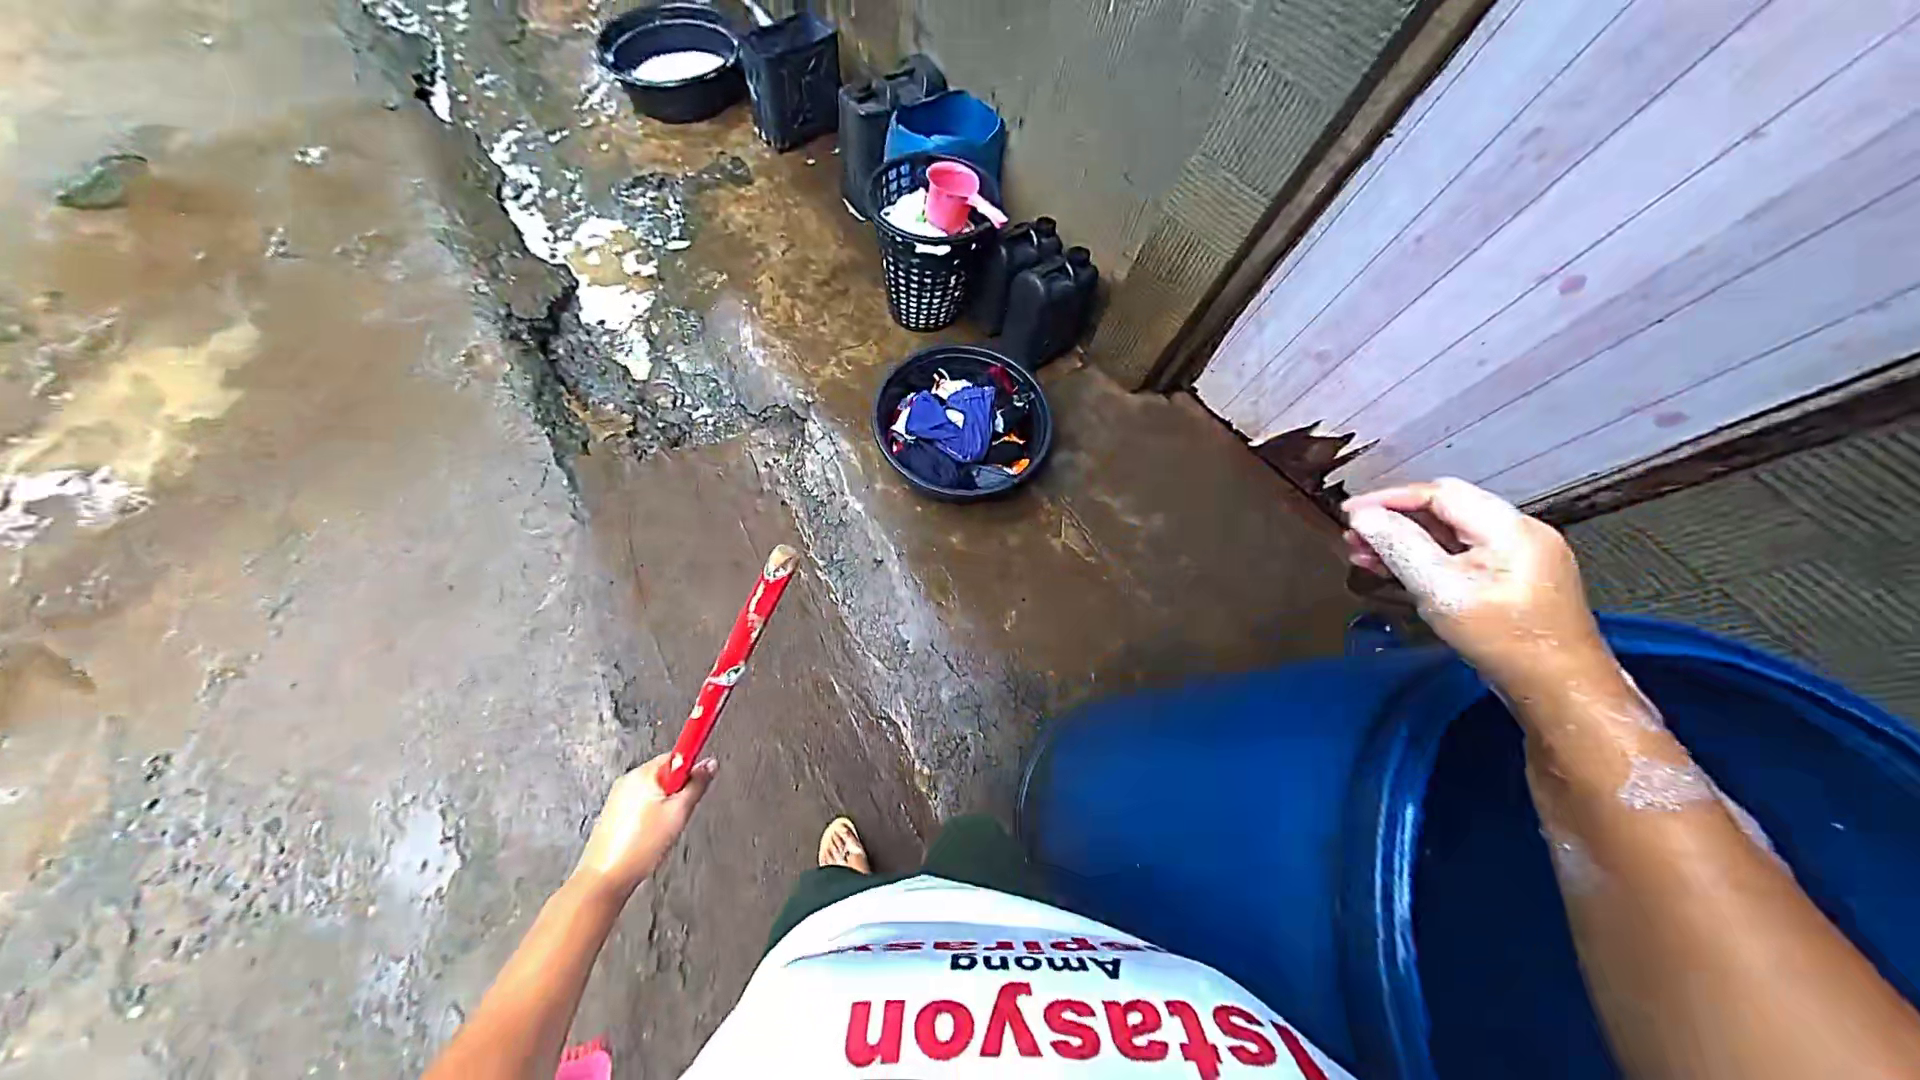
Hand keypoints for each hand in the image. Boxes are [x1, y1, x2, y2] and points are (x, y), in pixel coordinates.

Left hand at [571, 752, 717, 897]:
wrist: (604, 879)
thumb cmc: (638, 847)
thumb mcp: (679, 812)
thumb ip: (697, 784)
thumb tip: (709, 764)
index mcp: (645, 774)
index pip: (677, 753)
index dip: (693, 760)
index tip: (705, 751)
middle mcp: (629, 779)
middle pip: (667, 772)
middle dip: (679, 788)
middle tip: (681, 811)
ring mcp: (620, 796)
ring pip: (655, 790)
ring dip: (666, 803)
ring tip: (663, 829)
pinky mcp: (615, 813)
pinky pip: (642, 803)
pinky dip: (651, 814)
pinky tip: (650, 835)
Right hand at [1342, 478, 1606, 689]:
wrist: (1558, 689)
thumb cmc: (1505, 640)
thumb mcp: (1441, 590)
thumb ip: (1400, 547)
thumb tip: (1364, 517)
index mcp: (1509, 528)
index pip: (1439, 493)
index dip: (1388, 499)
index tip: (1350, 513)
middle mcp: (1517, 533)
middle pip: (1443, 511)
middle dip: (1392, 521)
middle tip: (1354, 537)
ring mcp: (1517, 556)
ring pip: (1447, 534)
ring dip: (1403, 541)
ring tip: (1364, 556)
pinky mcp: (1511, 578)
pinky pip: (1458, 555)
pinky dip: (1423, 558)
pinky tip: (1394, 570)